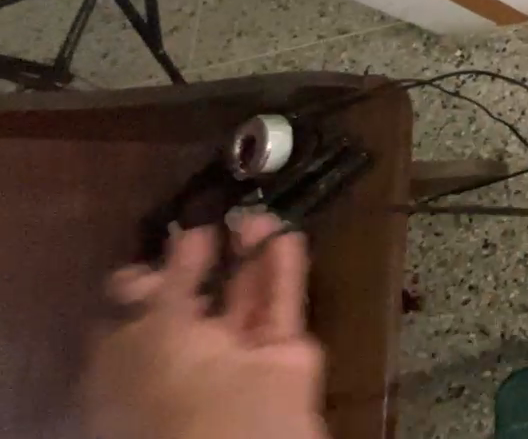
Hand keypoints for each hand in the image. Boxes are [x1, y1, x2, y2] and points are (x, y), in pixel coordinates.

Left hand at [84, 215, 328, 438]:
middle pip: (194, 304)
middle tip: (217, 223)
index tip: (161, 246)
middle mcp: (180, 359)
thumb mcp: (155, 328)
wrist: (238, 421)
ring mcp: (236, 351)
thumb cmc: (172, 382)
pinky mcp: (282, 343)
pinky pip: (282, 301)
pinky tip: (287, 237)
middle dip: (206, 263)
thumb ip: (174, 280)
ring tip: (258, 218)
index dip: (145, 282)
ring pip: (244, 297)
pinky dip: (285, 270)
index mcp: (132, 366)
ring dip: (251, 258)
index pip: (133, 319)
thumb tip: (193, 232)